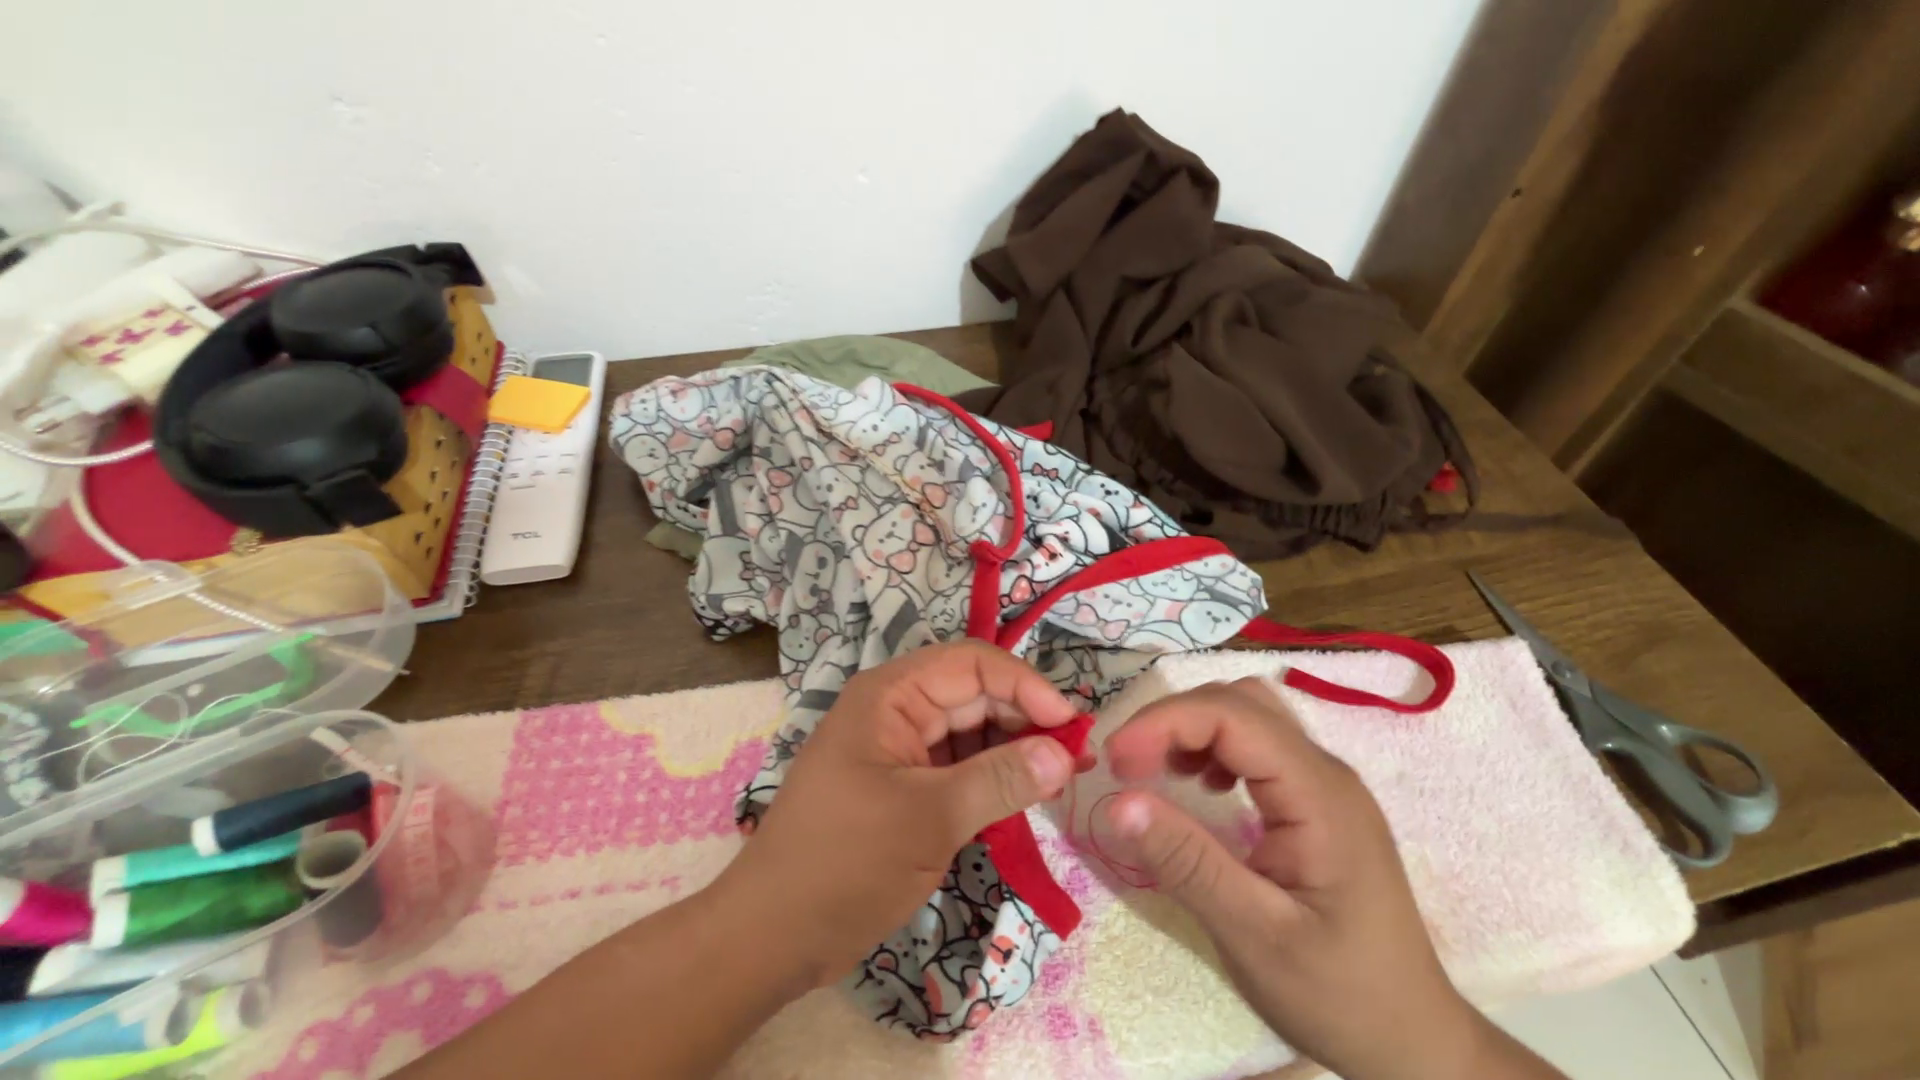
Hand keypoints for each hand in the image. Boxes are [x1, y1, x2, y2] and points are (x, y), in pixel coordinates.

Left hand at [715, 641, 1084, 987]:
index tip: (1070, 727)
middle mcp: (894, 711)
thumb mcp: (929, 818)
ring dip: (1014, 751)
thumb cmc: (845, 863)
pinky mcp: (902, 788)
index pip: (971, 663)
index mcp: (889, 696)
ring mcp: (897, 751)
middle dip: (1026, 719)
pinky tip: (1024, 799)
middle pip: (974, 694)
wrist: (773, 935)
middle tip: (1077, 760)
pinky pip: (957, 768)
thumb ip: (999, 780)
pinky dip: (991, 779)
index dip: (1025, 685)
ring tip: (1060, 781)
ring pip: (970, 732)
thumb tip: (1063, 754)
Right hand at [1098, 678, 1559, 1079]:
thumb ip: (1186, 862)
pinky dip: (1213, 749)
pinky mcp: (1317, 805)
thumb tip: (1115, 800)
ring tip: (1152, 772)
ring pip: (1250, 716)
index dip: (1164, 722)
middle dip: (1173, 720)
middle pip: (1241, 702)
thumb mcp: (1253, 935)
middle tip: (1125, 767)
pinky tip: (1199, 789)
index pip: (1233, 715)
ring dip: (1192, 729)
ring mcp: (1326, 786)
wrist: (1410, 1037)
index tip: (1112, 761)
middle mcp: (1326, 773)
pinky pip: (1259, 748)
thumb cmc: (1338, 992)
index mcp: (1318, 794)